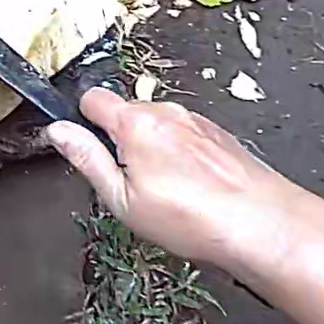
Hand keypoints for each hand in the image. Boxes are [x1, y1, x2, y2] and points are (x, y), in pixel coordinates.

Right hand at [46, 88, 323, 277]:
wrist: (265, 225)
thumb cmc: (192, 219)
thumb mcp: (122, 200)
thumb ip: (86, 158)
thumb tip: (58, 130)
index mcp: (134, 124)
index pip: (92, 98)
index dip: (85, 121)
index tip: (93, 148)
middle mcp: (164, 111)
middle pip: (125, 112)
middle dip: (121, 139)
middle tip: (134, 181)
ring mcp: (193, 119)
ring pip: (155, 123)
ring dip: (152, 146)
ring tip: (169, 190)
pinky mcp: (216, 131)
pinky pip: (182, 132)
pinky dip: (179, 151)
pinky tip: (193, 186)